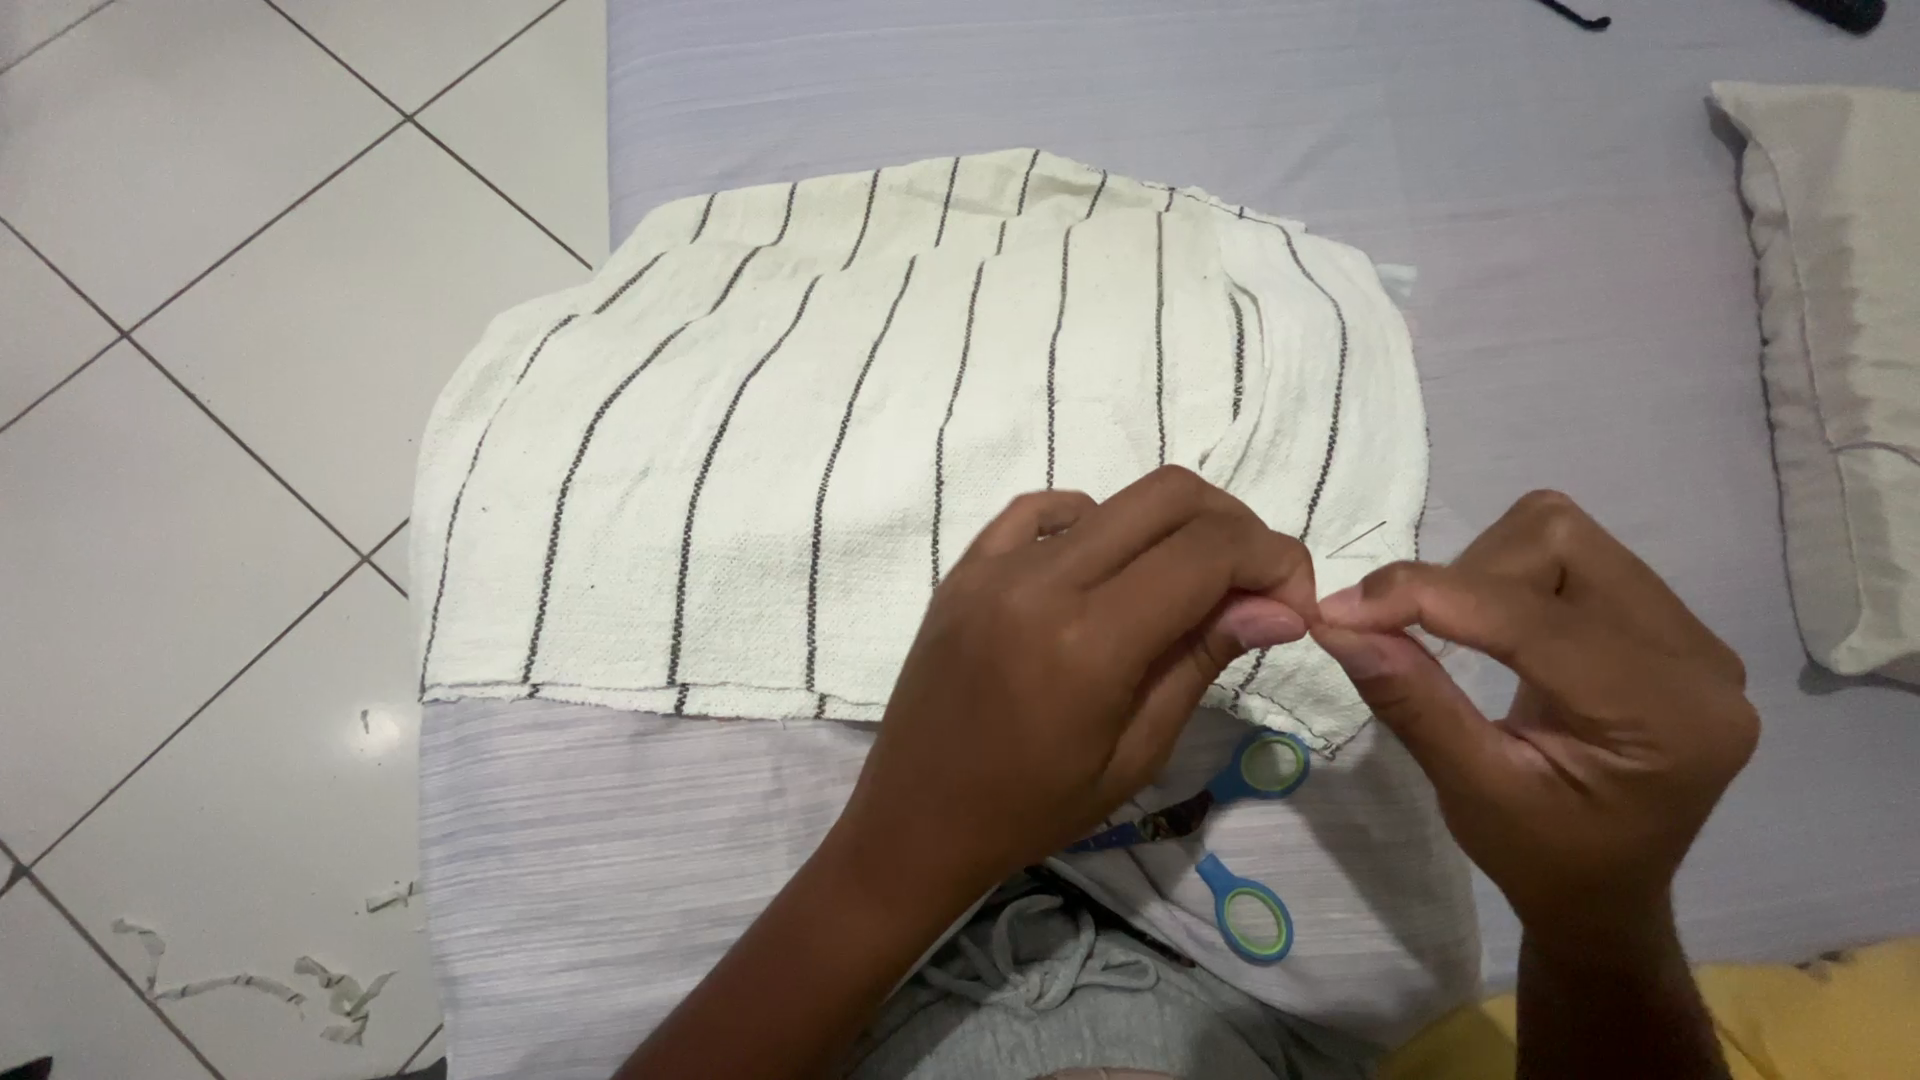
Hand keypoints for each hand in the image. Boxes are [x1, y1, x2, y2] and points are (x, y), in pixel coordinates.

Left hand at [831, 466, 1318, 900]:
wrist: (917, 814)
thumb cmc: (1031, 807)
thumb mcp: (1135, 754)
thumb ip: (1202, 660)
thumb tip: (1278, 604)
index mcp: (1088, 641)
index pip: (1207, 553)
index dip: (1271, 560)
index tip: (1290, 600)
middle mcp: (1040, 581)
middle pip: (1168, 496)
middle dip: (1233, 527)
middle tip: (1249, 582)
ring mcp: (993, 565)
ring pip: (1110, 498)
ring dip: (1167, 526)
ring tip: (1177, 583)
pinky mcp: (964, 566)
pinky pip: (1041, 510)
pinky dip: (1091, 521)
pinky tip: (1100, 563)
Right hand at [1312, 491, 1757, 953]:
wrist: (1604, 892)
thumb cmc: (1540, 857)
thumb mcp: (1468, 790)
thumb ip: (1410, 701)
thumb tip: (1336, 625)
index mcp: (1664, 715)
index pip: (1532, 616)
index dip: (1425, 597)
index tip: (1338, 610)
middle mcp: (1696, 658)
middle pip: (1556, 542)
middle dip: (1459, 578)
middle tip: (1408, 632)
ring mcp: (1687, 634)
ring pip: (1559, 534)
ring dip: (1480, 570)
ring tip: (1455, 634)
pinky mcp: (1660, 624)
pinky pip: (1570, 554)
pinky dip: (1503, 574)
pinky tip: (1492, 630)